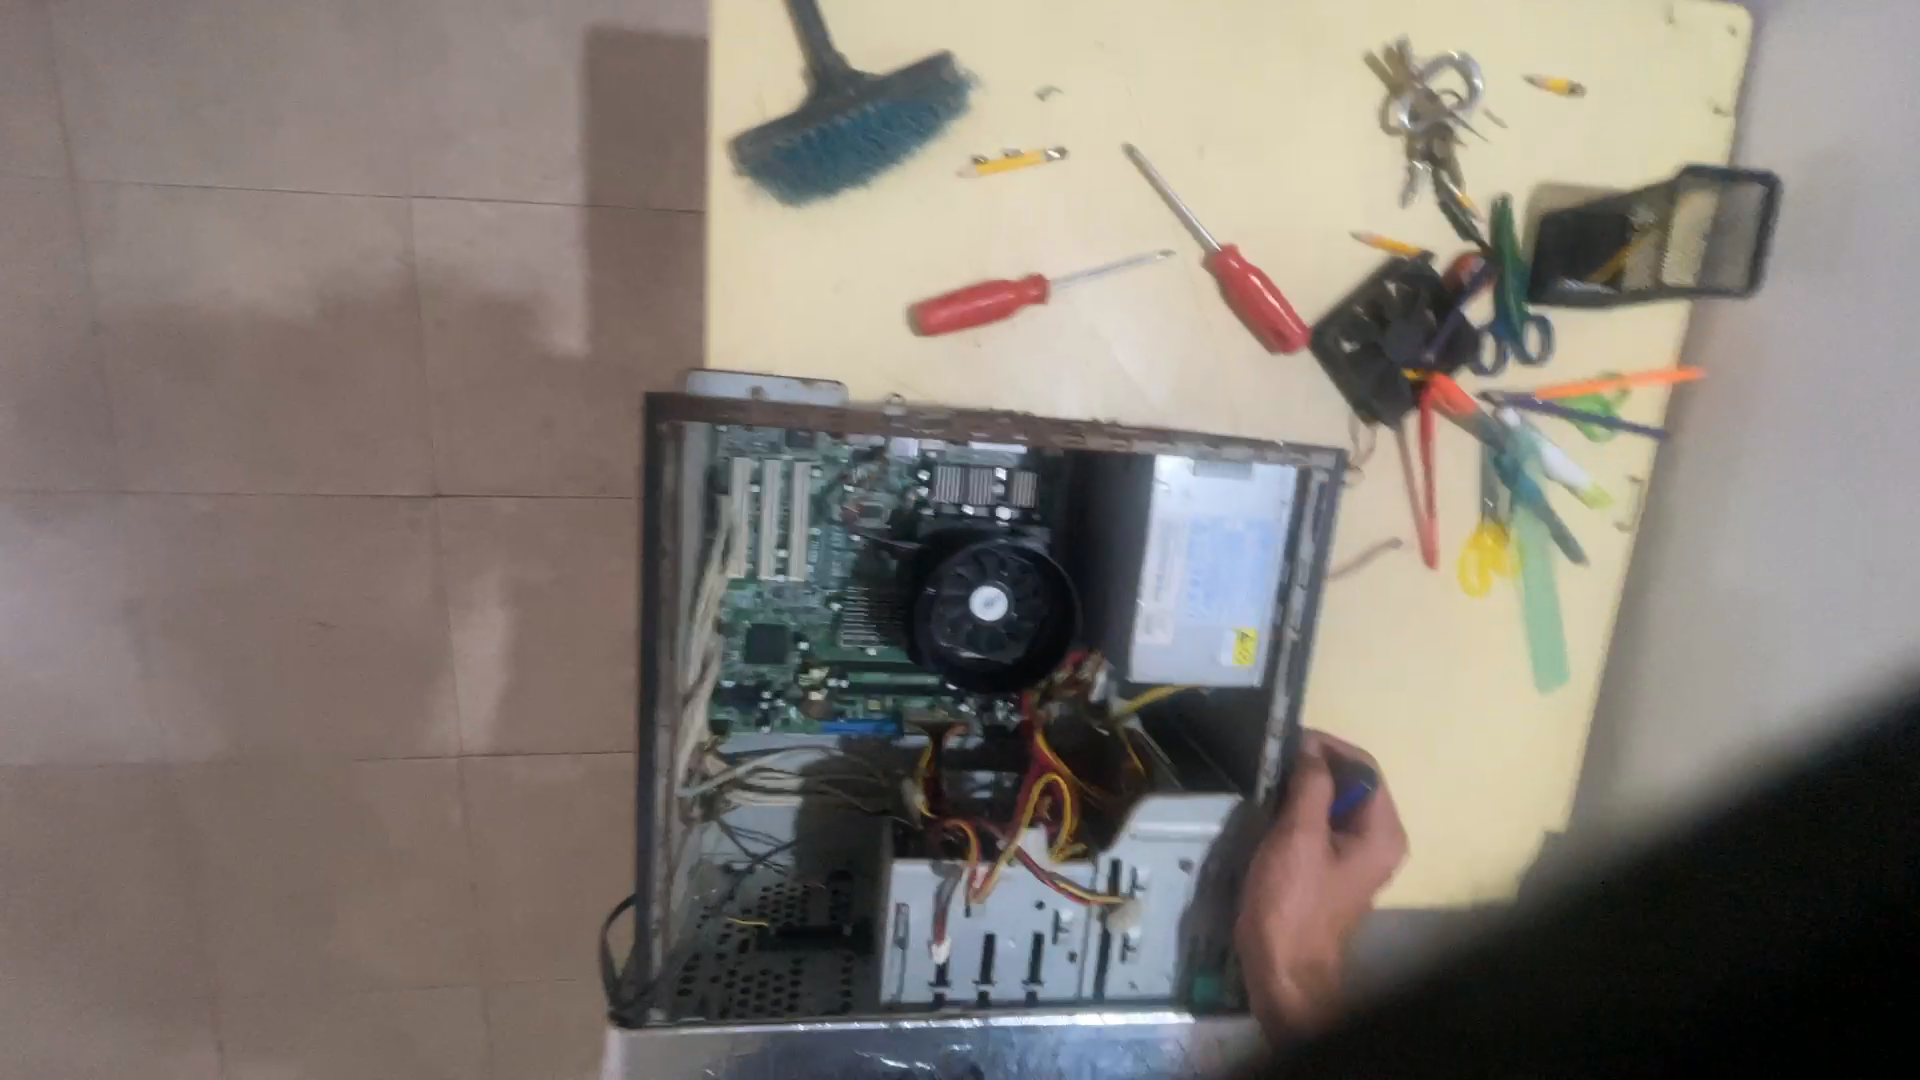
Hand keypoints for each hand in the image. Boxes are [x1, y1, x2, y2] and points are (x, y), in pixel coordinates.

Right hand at [1235, 731, 1407, 1037]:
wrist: (1282, 965)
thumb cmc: (1292, 900)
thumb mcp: (1299, 836)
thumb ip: (1310, 786)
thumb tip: (1310, 745)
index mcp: (1382, 832)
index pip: (1364, 767)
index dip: (1328, 747)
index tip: (1286, 741)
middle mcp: (1376, 838)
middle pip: (1350, 781)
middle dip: (1313, 764)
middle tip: (1271, 757)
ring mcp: (1354, 852)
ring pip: (1332, 799)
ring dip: (1301, 784)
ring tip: (1266, 776)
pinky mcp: (1329, 862)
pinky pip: (1319, 819)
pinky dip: (1297, 804)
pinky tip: (1269, 804)